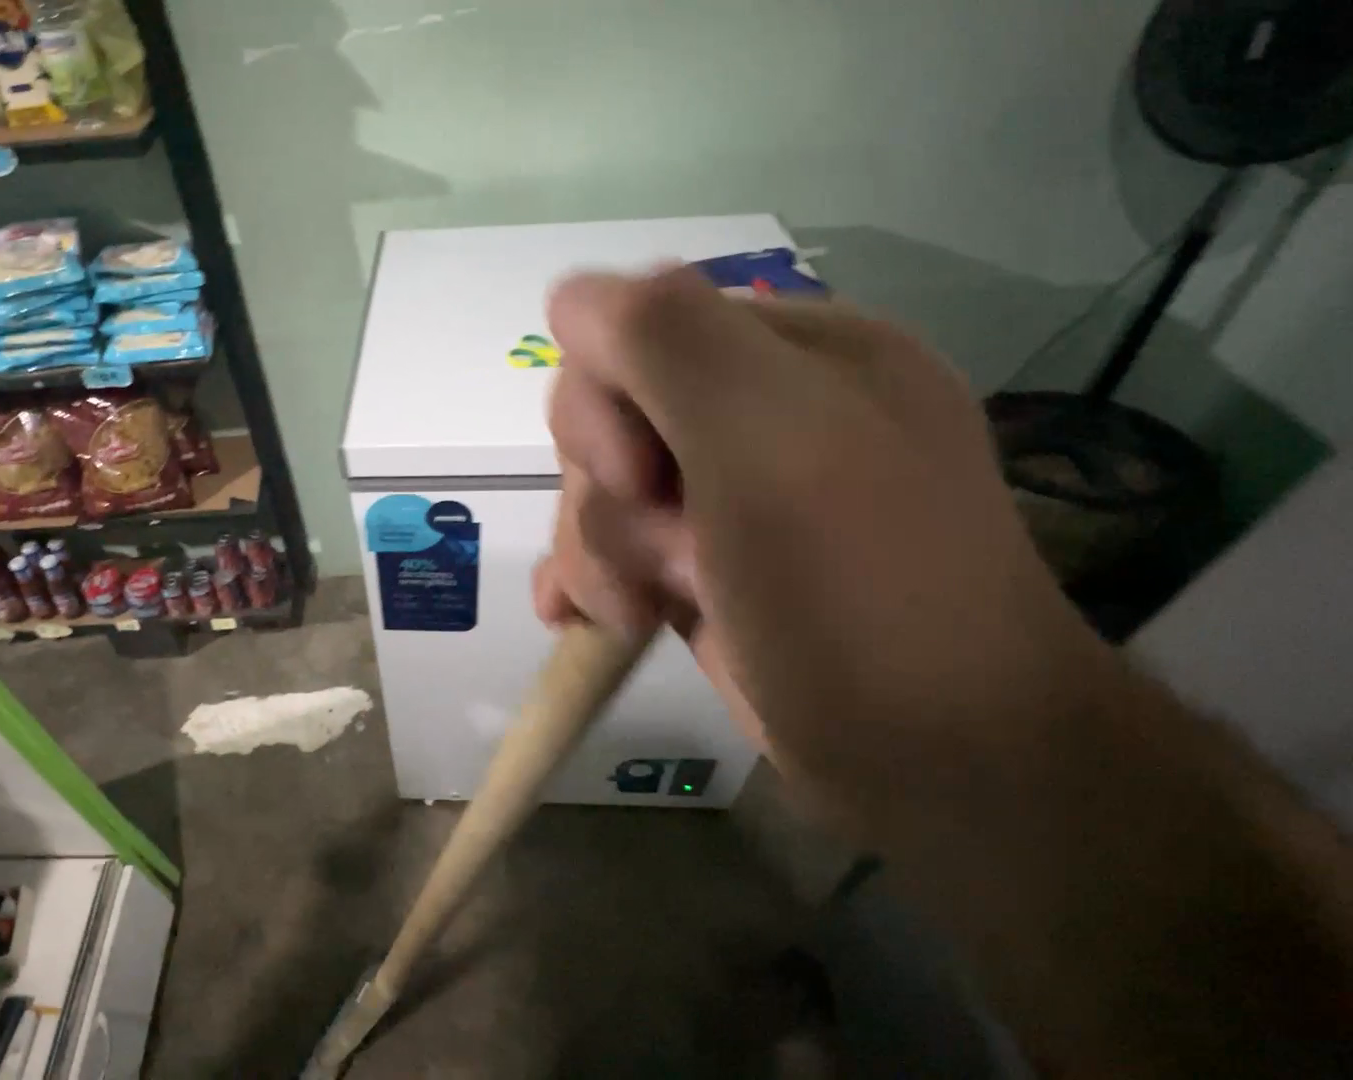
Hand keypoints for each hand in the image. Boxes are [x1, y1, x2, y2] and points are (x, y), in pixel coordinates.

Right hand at [533, 268, 1112, 817]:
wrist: (935, 759)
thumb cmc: (859, 590)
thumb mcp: (772, 439)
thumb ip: (668, 340)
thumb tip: (572, 299)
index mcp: (795, 357)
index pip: (637, 330)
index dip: (609, 401)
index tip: (642, 476)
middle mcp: (761, 419)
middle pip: (607, 418)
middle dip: (605, 495)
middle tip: (664, 556)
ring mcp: (729, 504)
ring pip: (599, 496)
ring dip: (596, 554)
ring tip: (639, 612)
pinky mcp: (705, 574)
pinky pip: (610, 553)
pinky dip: (585, 583)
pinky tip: (582, 620)